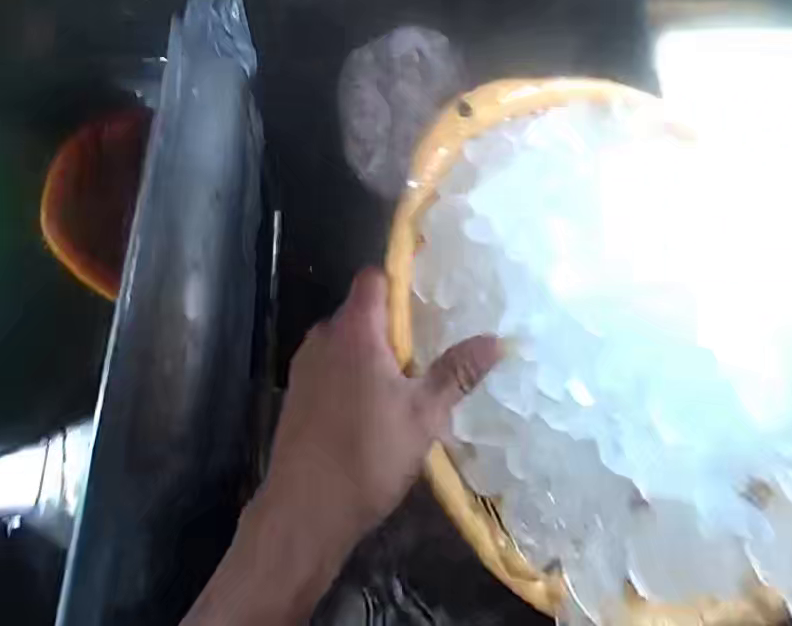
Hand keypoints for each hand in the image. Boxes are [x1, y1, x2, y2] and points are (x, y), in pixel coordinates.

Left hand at [183, 269, 499, 625]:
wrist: (302, 513)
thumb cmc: (367, 456)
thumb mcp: (423, 416)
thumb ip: (457, 373)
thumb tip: (496, 340)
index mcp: (355, 330)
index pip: (372, 278)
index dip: (398, 279)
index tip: (425, 298)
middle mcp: (325, 335)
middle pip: (361, 309)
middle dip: (391, 324)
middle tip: (423, 350)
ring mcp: (305, 363)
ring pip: (344, 338)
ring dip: (370, 350)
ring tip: (400, 382)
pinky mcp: (295, 391)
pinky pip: (329, 363)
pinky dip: (349, 370)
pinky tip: (368, 407)